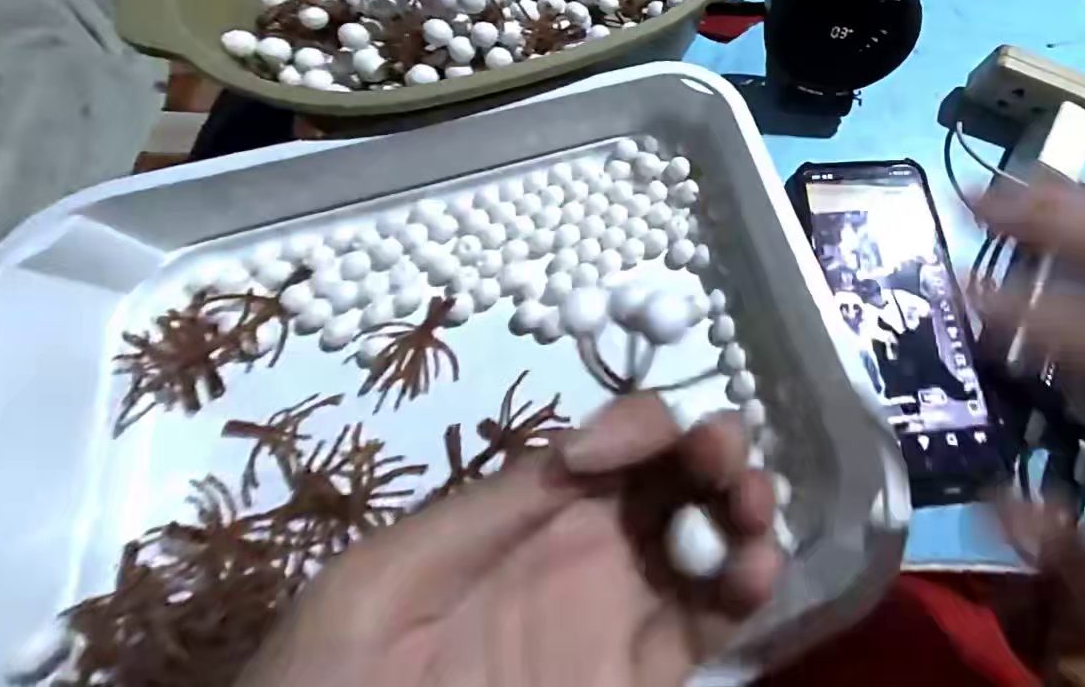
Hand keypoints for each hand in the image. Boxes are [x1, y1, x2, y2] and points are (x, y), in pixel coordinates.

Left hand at [235, 395, 782, 686]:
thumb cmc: (329, 686)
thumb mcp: (384, 580)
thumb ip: (486, 508)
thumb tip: (583, 447)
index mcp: (532, 504)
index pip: (611, 437)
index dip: (635, 424)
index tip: (622, 452)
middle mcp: (590, 540)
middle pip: (674, 471)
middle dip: (710, 448)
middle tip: (722, 461)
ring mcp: (621, 606)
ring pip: (705, 533)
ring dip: (740, 506)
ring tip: (751, 511)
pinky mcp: (643, 673)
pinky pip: (708, 620)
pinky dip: (744, 588)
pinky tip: (756, 572)